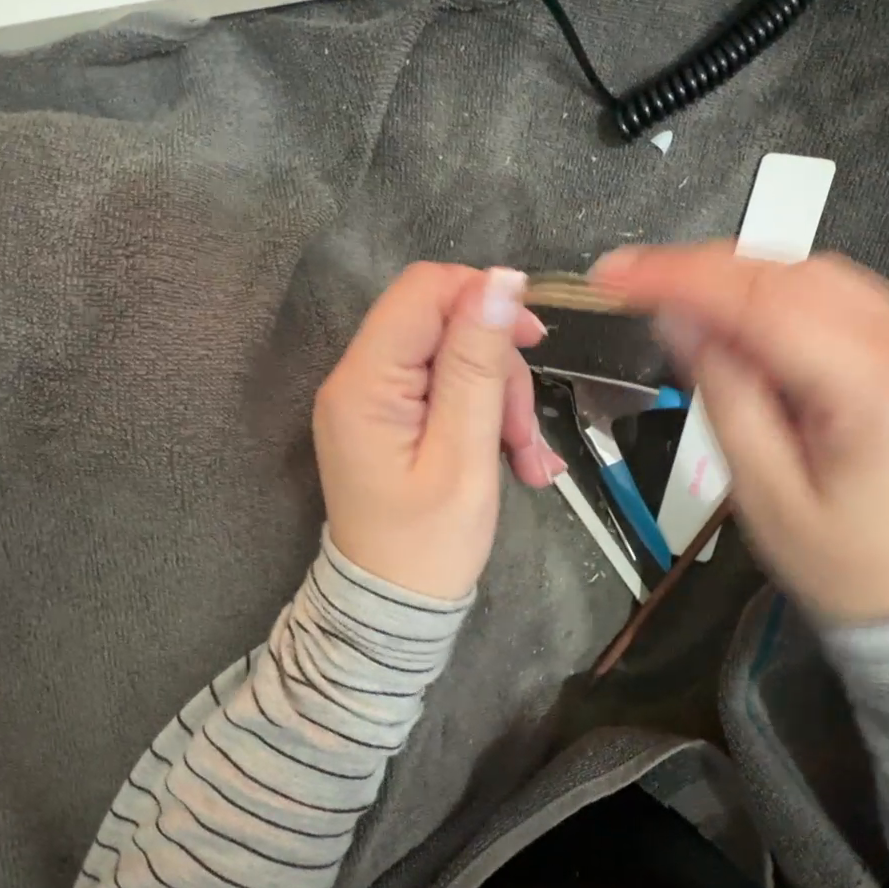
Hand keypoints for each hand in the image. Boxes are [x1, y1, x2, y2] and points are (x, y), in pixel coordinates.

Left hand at [315, 263, 563, 599]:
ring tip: (526, 460)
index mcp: (364, 383)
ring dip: (499, 397)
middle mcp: (355, 378)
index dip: (483, 299)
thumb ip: (477, 365)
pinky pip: (442, 388)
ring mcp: (368, 399)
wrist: (392, 607)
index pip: (423, 290)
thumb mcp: (465, 456)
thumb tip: (500, 281)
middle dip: (497, 366)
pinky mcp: (386, 417)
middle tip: (525, 433)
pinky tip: (514, 458)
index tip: (533, 343)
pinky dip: (482, 414)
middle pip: (441, 322)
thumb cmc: (429, 546)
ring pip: (451, 356)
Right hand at [593, 242, 888, 621]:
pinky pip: (837, 296)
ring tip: (672, 296)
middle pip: (794, 274)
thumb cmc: (842, 565)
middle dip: (703, 268)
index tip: (616, 275)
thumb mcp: (763, 493)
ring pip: (815, 274)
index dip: (683, 278)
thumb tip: (680, 320)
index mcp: (881, 393)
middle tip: (632, 280)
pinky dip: (772, 292)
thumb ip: (724, 395)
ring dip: (736, 276)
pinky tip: (732, 311)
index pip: (768, 305)